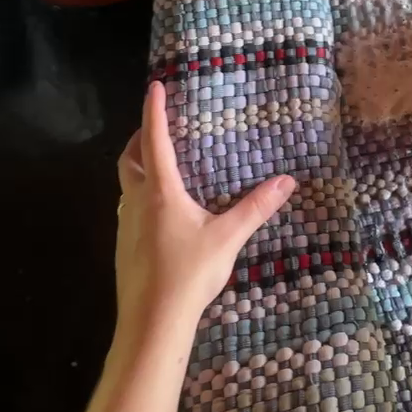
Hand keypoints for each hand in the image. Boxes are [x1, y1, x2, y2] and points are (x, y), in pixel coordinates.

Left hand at [115, 81, 296, 331]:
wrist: (151, 325)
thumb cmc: (188, 274)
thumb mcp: (228, 238)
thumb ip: (256, 208)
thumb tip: (287, 181)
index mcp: (160, 191)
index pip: (153, 140)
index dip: (153, 111)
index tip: (154, 86)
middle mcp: (136, 202)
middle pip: (129, 159)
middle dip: (139, 138)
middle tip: (156, 126)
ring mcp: (125, 227)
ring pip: (126, 185)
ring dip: (138, 166)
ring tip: (161, 164)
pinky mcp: (124, 248)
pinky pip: (128, 207)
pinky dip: (140, 193)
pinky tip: (160, 210)